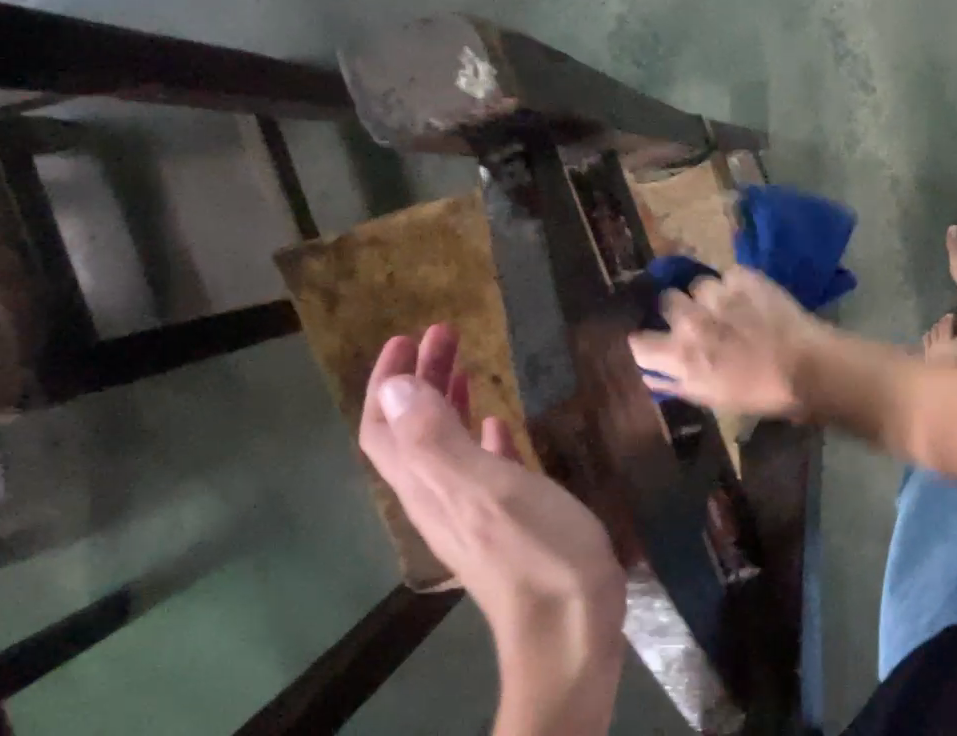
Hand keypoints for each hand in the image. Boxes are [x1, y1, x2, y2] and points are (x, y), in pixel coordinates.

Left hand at [358, 325, 624, 734]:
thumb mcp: (489, 488)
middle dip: (420, 380)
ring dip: (448, 401)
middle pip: (413, 431)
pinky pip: (482, 466)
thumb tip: (392, 386)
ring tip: (468, 365)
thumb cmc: (537, 548)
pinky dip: (481, 435)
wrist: (569, 621)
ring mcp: (474, 511)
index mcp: (430, 485)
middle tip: (447, 334)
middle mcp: (441, 496)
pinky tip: (501, 423)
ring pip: (445, 446)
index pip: (386, 427)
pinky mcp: (508, 520)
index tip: (409, 336)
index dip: (388, 381)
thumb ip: (438, 440)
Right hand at [627, 268, 830, 416]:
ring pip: (699, 284)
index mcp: (679, 356)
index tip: (660, 340)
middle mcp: (690, 321)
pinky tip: (754, 297)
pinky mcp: (744, 277)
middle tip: (702, 320)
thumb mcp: (711, 398)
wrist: (807, 367)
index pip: (637, 341)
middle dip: (680, 309)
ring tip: (733, 307)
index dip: (648, 341)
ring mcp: (717, 295)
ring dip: (711, 295)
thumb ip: (677, 382)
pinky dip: (739, 284)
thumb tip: (653, 372)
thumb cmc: (761, 393)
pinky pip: (730, 274)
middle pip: (666, 300)